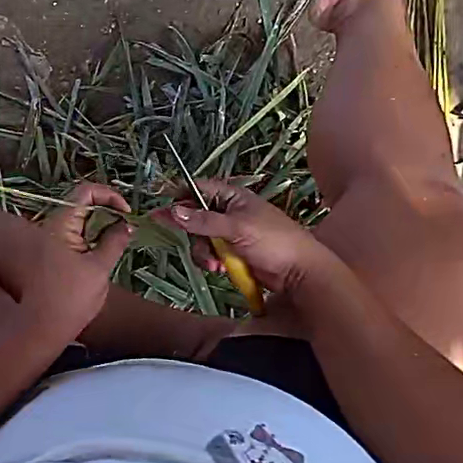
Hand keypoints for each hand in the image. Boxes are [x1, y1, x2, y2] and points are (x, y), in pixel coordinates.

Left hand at [0, 181, 133, 338]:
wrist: (40, 328)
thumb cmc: (70, 298)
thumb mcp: (100, 269)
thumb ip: (114, 241)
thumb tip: (125, 224)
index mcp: (61, 224)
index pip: (85, 191)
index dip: (108, 195)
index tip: (125, 212)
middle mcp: (49, 226)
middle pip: (80, 203)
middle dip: (105, 210)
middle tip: (123, 226)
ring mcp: (45, 239)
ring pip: (75, 219)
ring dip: (97, 224)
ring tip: (114, 240)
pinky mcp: (45, 253)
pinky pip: (69, 234)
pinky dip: (86, 237)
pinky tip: (97, 254)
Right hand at [154, 179, 347, 300]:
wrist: (301, 274)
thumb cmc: (274, 242)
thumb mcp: (237, 229)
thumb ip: (204, 221)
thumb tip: (174, 211)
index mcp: (233, 197)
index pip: (199, 188)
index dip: (179, 195)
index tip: (160, 205)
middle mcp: (230, 212)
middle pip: (195, 216)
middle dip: (194, 234)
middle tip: (195, 245)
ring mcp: (232, 233)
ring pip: (201, 238)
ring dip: (203, 253)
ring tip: (216, 265)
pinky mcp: (234, 253)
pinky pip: (211, 253)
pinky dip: (212, 262)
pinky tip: (221, 270)